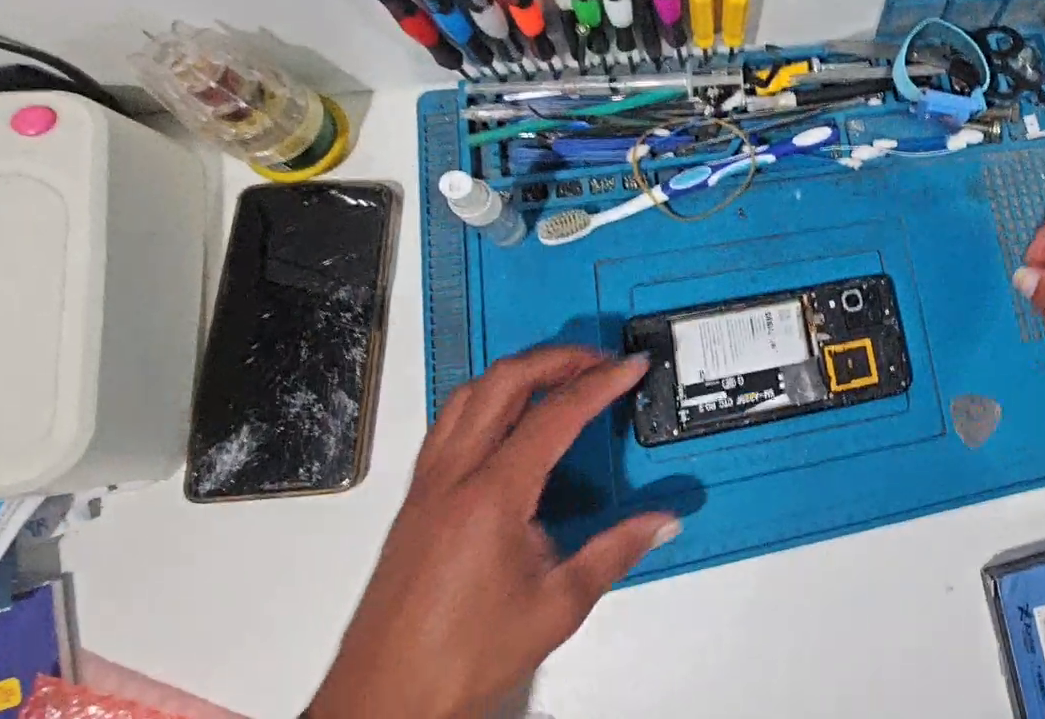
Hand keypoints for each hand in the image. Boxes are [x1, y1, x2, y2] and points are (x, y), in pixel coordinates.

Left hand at [308, 346, 677, 718]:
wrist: (382, 703)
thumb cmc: (457, 660)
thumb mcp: (558, 606)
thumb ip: (616, 552)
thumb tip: (662, 523)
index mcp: (491, 497)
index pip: (555, 414)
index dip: (601, 383)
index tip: (630, 368)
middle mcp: (452, 479)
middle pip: (505, 383)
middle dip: (558, 359)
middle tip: (599, 361)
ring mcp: (427, 487)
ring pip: (468, 396)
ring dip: (518, 372)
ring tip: (559, 375)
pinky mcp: (414, 502)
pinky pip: (448, 424)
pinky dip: (485, 400)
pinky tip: (507, 420)